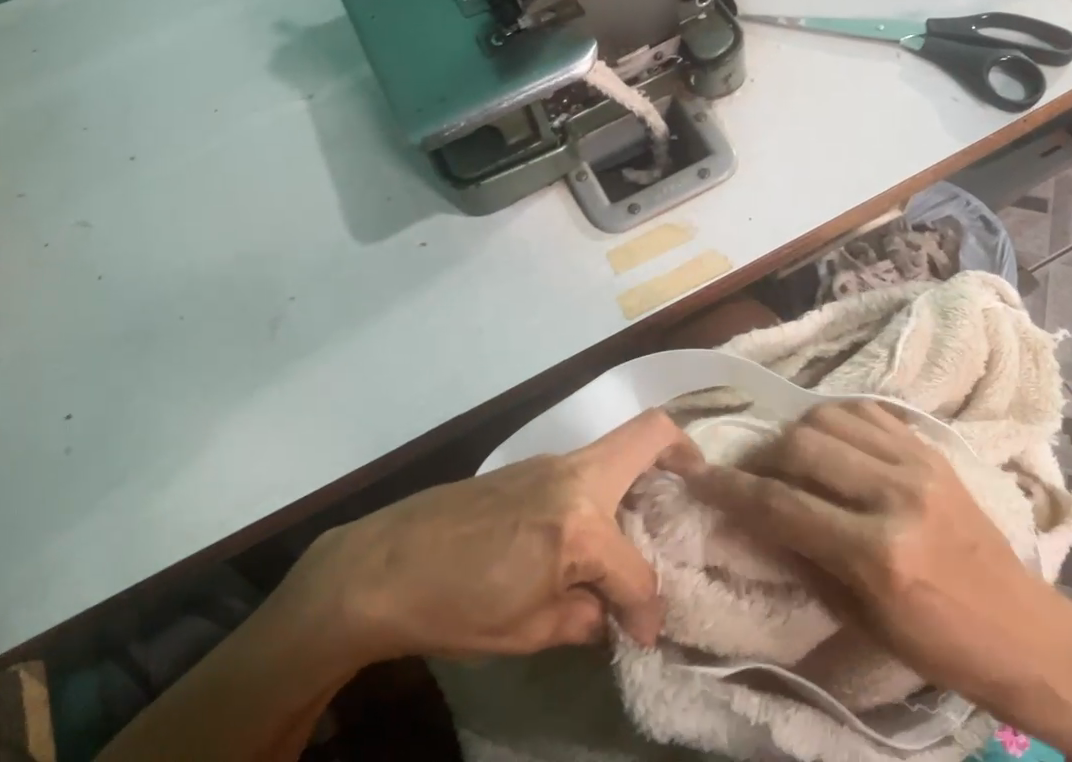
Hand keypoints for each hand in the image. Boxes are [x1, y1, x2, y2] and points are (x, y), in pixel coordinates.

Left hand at [286, 410, 698, 663]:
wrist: (376, 568)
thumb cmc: (453, 606)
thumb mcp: (528, 630)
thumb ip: (584, 616)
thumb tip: (609, 612)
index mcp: (578, 523)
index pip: (636, 571)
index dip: (648, 610)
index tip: (644, 635)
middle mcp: (570, 477)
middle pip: (646, 436)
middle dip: (682, 455)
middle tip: (695, 489)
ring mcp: (543, 464)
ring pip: (613, 451)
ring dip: (637, 478)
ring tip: (641, 527)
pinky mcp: (520, 468)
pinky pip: (580, 469)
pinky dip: (600, 490)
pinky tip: (584, 534)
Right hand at [667, 400, 1071, 710]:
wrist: (1023, 630)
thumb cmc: (938, 643)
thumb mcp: (859, 618)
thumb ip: (801, 558)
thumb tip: (751, 518)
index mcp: (876, 551)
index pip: (782, 503)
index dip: (730, 488)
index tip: (697, 476)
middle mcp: (895, 495)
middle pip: (800, 446)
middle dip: (760, 458)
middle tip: (747, 475)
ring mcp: (919, 464)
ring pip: (830, 417)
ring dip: (795, 434)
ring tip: (787, 459)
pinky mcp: (934, 450)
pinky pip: (868, 411)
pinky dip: (835, 420)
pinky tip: (829, 443)